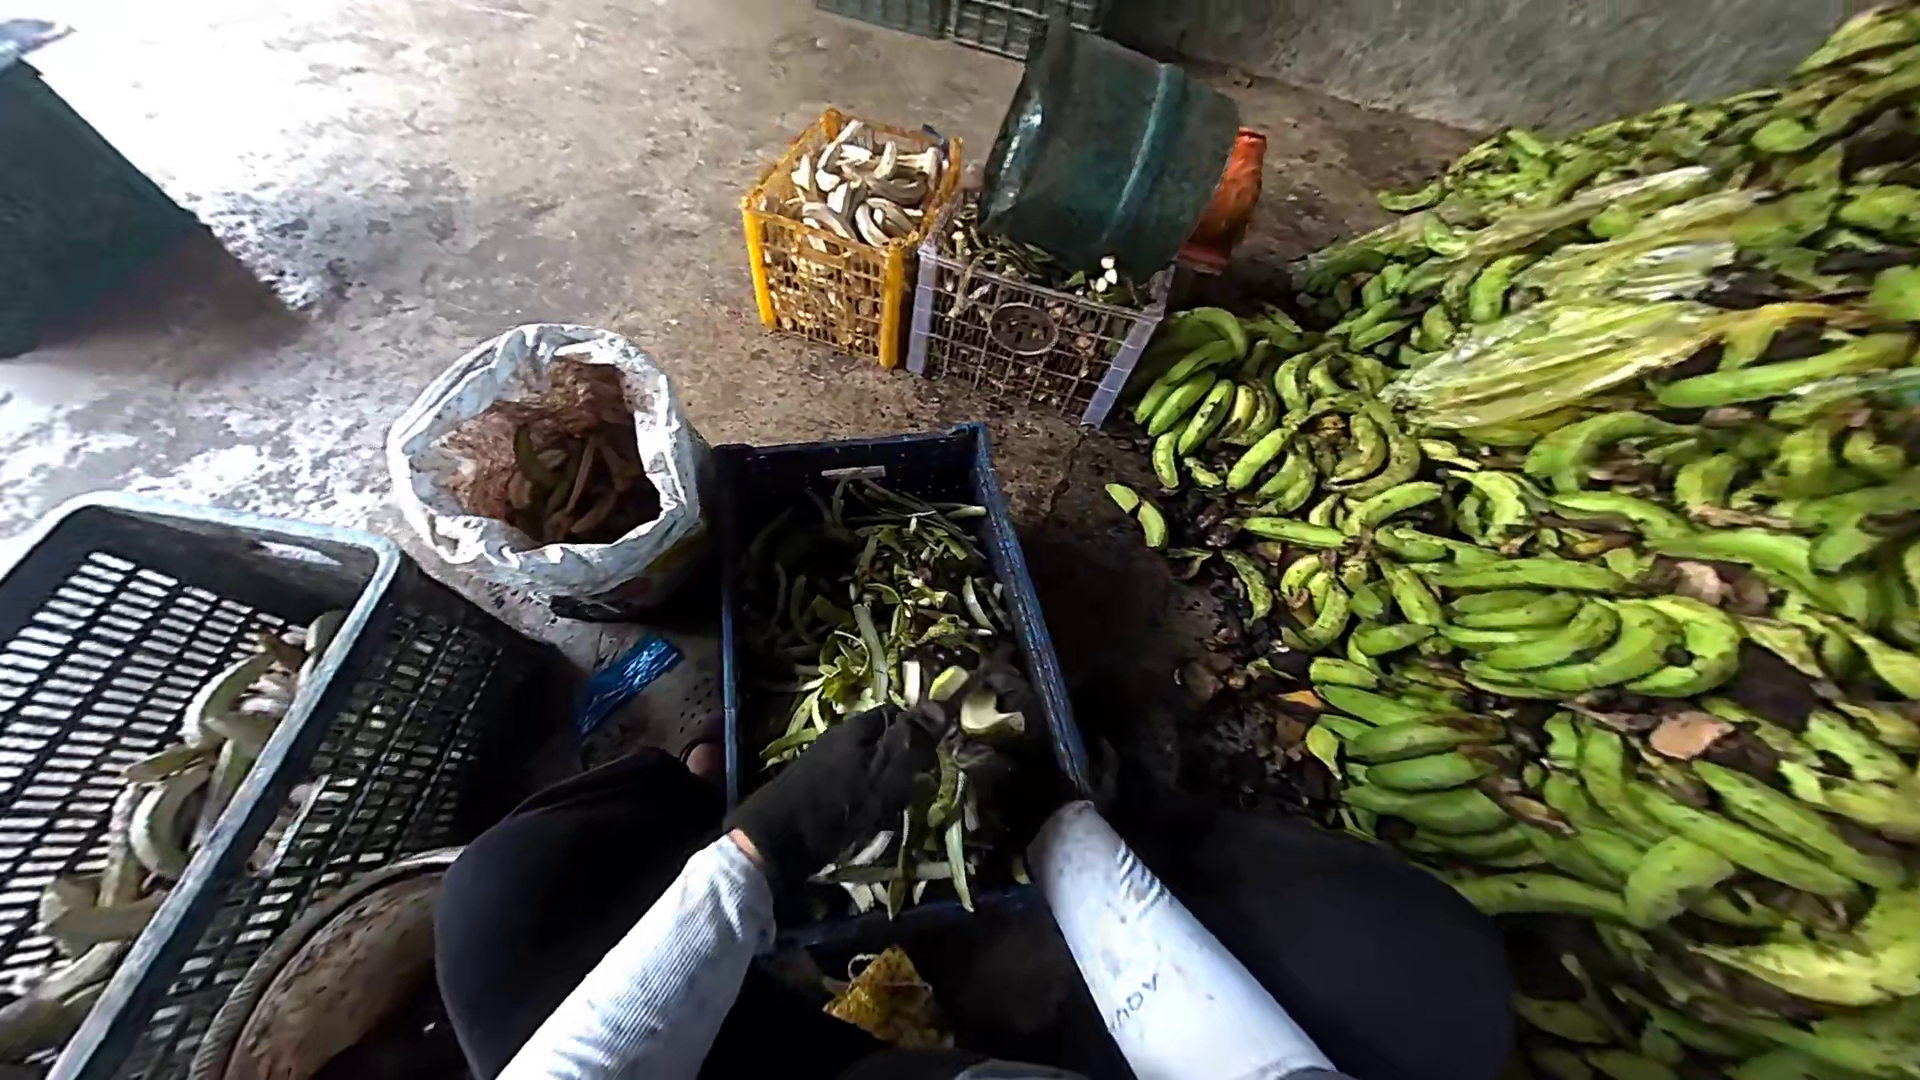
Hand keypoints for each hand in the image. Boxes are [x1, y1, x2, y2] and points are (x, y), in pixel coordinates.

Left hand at [725, 706, 933, 888]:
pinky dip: (863, 800)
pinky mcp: (812, 787)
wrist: (775, 840)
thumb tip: (942, 703)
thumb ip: (914, 738)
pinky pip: (850, 785)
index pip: (898, 714)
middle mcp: (839, 736)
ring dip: (882, 785)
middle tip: (911, 790)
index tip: (930, 758)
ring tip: (889, 811)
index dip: (918, 732)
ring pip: (867, 765)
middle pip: (883, 740)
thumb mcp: (886, 770)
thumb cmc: (839, 802)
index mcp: (859, 726)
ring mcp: (823, 761)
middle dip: (901, 763)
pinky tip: (863, 822)